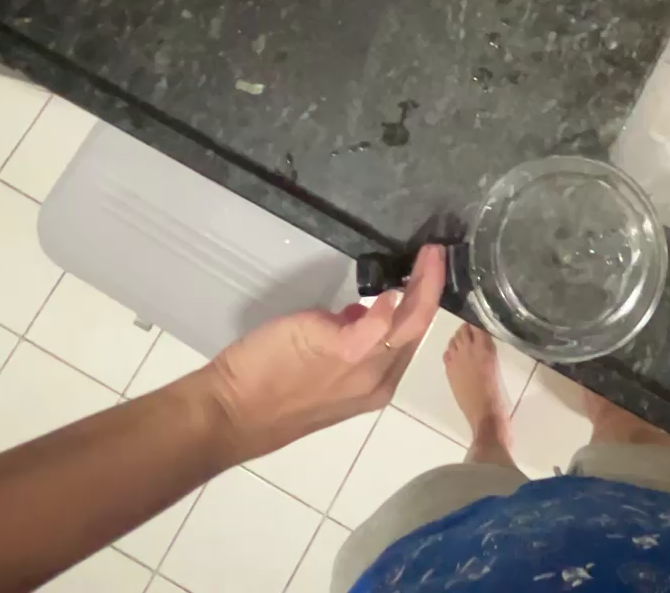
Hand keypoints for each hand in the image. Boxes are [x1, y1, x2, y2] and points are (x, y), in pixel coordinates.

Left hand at [197, 246, 445, 462]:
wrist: (233, 415)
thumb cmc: (274, 390)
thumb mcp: (325, 369)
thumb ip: (350, 340)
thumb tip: (363, 312)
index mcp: (378, 382)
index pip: (412, 335)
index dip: (425, 300)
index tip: (430, 269)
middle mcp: (378, 378)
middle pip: (418, 327)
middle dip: (432, 286)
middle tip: (436, 254)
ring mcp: (361, 367)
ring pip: (408, 323)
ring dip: (423, 285)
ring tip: (429, 257)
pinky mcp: (339, 350)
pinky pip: (377, 327)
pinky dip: (390, 307)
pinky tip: (392, 290)